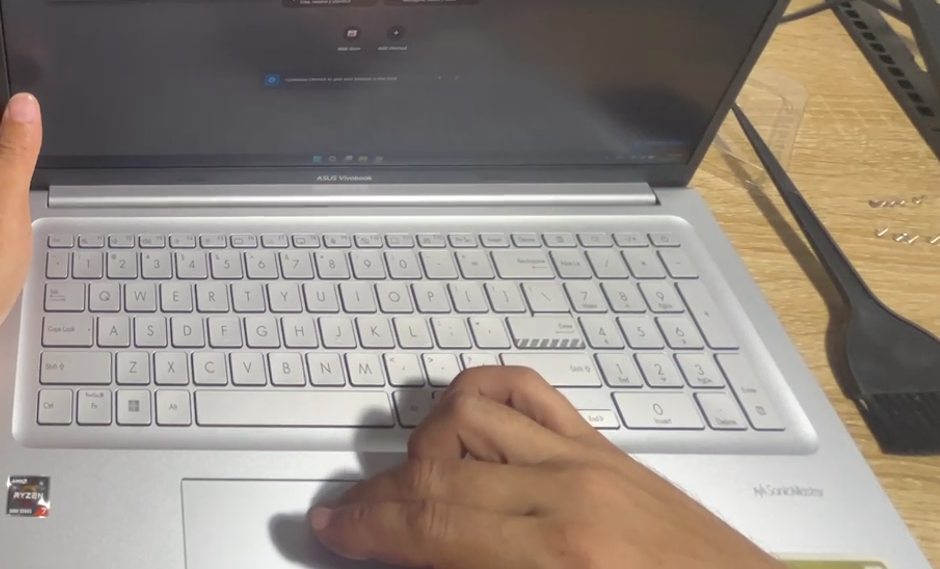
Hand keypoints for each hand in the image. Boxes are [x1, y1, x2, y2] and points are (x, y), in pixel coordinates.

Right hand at [311, 366, 781, 568]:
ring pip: (465, 416)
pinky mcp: (606, 446)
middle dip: (378, 497)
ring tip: (413, 483)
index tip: (332, 530)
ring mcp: (588, 458)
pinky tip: (460, 423)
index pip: (430, 525)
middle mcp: (568, 494)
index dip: (367, 527)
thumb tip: (412, 556)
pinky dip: (477, 396)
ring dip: (422, 448)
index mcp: (560, 560)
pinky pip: (522, 388)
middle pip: (435, 474)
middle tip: (348, 516)